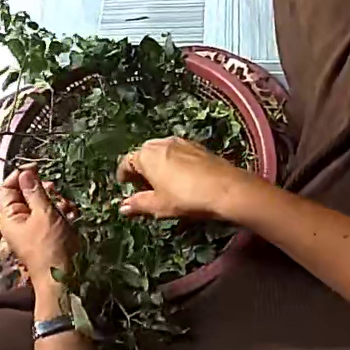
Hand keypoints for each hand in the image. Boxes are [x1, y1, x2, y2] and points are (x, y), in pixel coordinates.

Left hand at [0, 166, 76, 290]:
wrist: (62, 277)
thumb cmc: (50, 246)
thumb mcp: (43, 213)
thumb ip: (34, 191)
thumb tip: (25, 172)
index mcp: (9, 216)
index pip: (7, 187)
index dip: (20, 175)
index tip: (36, 168)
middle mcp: (17, 221)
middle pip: (25, 194)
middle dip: (41, 189)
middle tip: (54, 190)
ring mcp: (31, 228)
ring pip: (40, 204)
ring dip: (54, 201)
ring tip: (65, 206)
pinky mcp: (44, 234)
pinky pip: (49, 216)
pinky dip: (60, 212)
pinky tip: (70, 215)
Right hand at [116, 137, 256, 221]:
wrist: (226, 188)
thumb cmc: (186, 197)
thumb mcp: (158, 205)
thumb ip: (138, 204)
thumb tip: (123, 207)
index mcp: (146, 155)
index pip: (127, 162)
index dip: (123, 175)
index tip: (124, 185)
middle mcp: (161, 143)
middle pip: (144, 154)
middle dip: (140, 168)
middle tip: (142, 186)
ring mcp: (181, 142)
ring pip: (161, 151)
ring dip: (157, 164)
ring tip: (161, 182)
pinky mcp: (198, 146)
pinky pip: (178, 152)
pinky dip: (173, 162)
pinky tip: (180, 178)